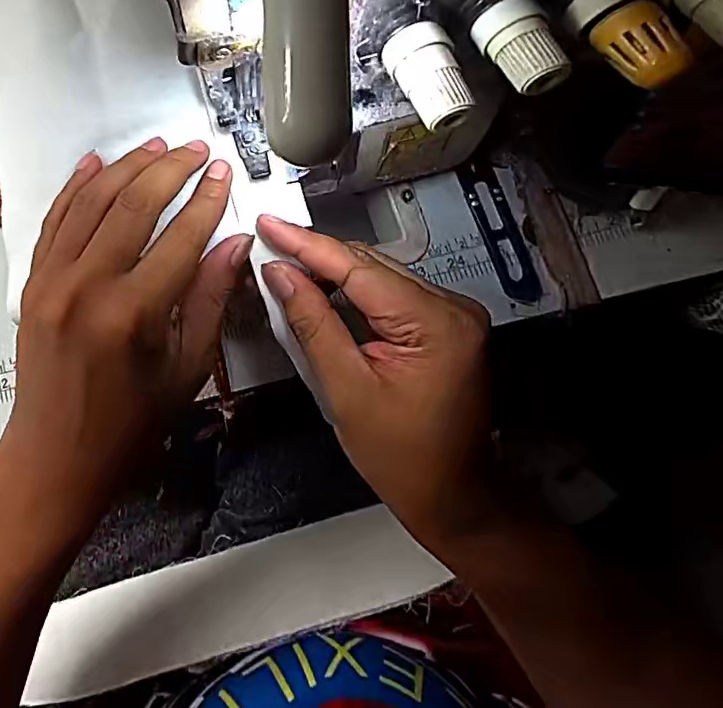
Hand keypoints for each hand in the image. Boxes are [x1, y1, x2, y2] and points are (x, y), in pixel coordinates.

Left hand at [0, 138, 252, 544]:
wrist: (54, 457)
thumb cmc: (129, 425)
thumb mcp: (185, 369)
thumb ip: (210, 299)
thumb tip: (235, 243)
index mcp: (132, 315)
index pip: (180, 238)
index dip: (207, 201)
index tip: (223, 175)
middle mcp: (87, 287)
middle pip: (133, 205)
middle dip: (170, 170)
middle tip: (196, 151)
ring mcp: (53, 281)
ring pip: (92, 202)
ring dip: (126, 167)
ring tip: (156, 147)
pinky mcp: (33, 283)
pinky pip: (55, 221)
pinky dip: (75, 187)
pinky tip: (94, 163)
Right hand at [257, 215, 500, 547]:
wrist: (453, 496)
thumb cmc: (406, 459)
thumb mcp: (346, 390)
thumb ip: (312, 323)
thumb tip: (282, 275)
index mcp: (436, 323)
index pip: (358, 267)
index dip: (307, 244)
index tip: (272, 226)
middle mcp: (452, 308)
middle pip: (368, 265)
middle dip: (315, 258)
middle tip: (269, 247)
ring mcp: (452, 313)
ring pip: (376, 275)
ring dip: (331, 274)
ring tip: (287, 272)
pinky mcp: (443, 322)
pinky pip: (388, 293)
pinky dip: (351, 292)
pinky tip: (321, 293)